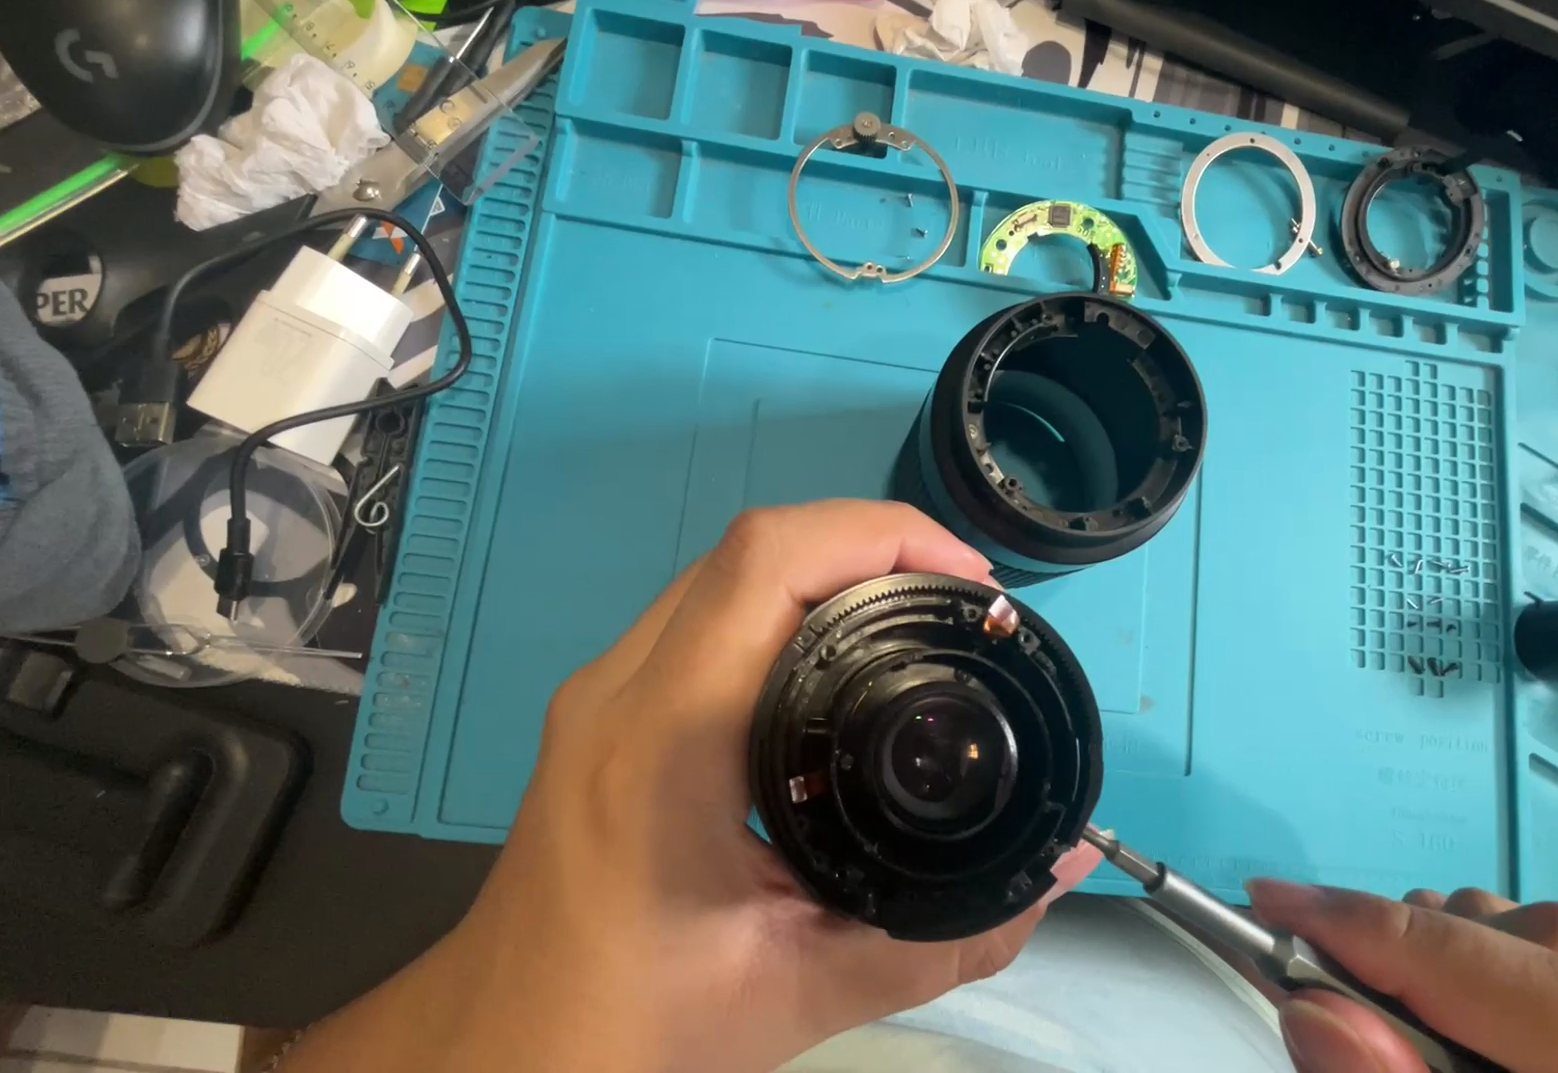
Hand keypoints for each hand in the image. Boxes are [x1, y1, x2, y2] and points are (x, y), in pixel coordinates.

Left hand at [284, 500, 1098, 1072]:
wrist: (500, 1047)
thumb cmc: (630, 1025)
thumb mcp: (802, 993)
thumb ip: (947, 937)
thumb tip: (1058, 868)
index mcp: (666, 736)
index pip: (767, 565)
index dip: (878, 536)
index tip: (966, 579)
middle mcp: (625, 683)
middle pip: (753, 547)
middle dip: (871, 543)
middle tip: (957, 597)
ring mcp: (607, 682)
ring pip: (730, 568)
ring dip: (831, 564)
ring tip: (915, 611)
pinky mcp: (611, 697)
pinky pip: (711, 605)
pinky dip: (791, 597)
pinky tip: (841, 650)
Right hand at [1245, 879, 1557, 1072]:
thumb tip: (1311, 1011)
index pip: (1483, 963)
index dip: (1359, 923)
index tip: (1267, 900)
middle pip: (1514, 933)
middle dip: (1408, 953)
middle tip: (1344, 1005)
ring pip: (1542, 930)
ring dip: (1458, 961)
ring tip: (1437, 1036)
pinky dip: (1509, 972)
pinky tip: (1500, 1038)